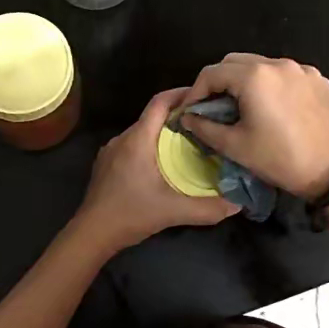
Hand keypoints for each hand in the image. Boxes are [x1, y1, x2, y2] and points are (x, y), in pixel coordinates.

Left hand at [75, 88, 237, 251]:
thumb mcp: (173, 211)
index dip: (181, 94)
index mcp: (138, 140)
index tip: (203, 96)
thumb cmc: (130, 214)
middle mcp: (122, 139)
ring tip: (189, 143)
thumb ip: (207, 208)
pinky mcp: (106, 165)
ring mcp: (111, 152)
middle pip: (152, 117)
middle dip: (178, 116)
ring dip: (163, 133)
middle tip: (205, 124)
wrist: (91, 233)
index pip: (160, 102)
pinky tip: (164, 164)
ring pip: (142, 132)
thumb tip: (237, 205)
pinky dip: (150, 147)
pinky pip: (132, 146)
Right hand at [180, 54, 328, 198]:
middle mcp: (278, 64)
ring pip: (262, 65)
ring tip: (244, 107)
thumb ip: (205, 127)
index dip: (196, 91)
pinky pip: (286, 75)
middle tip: (214, 107)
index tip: (191, 111)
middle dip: (219, 82)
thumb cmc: (279, 159)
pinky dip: (273, 85)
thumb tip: (187, 117)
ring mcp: (301, 69)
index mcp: (254, 77)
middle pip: (236, 62)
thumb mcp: (235, 146)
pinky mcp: (318, 79)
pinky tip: (274, 109)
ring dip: (246, 81)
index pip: (212, 73)